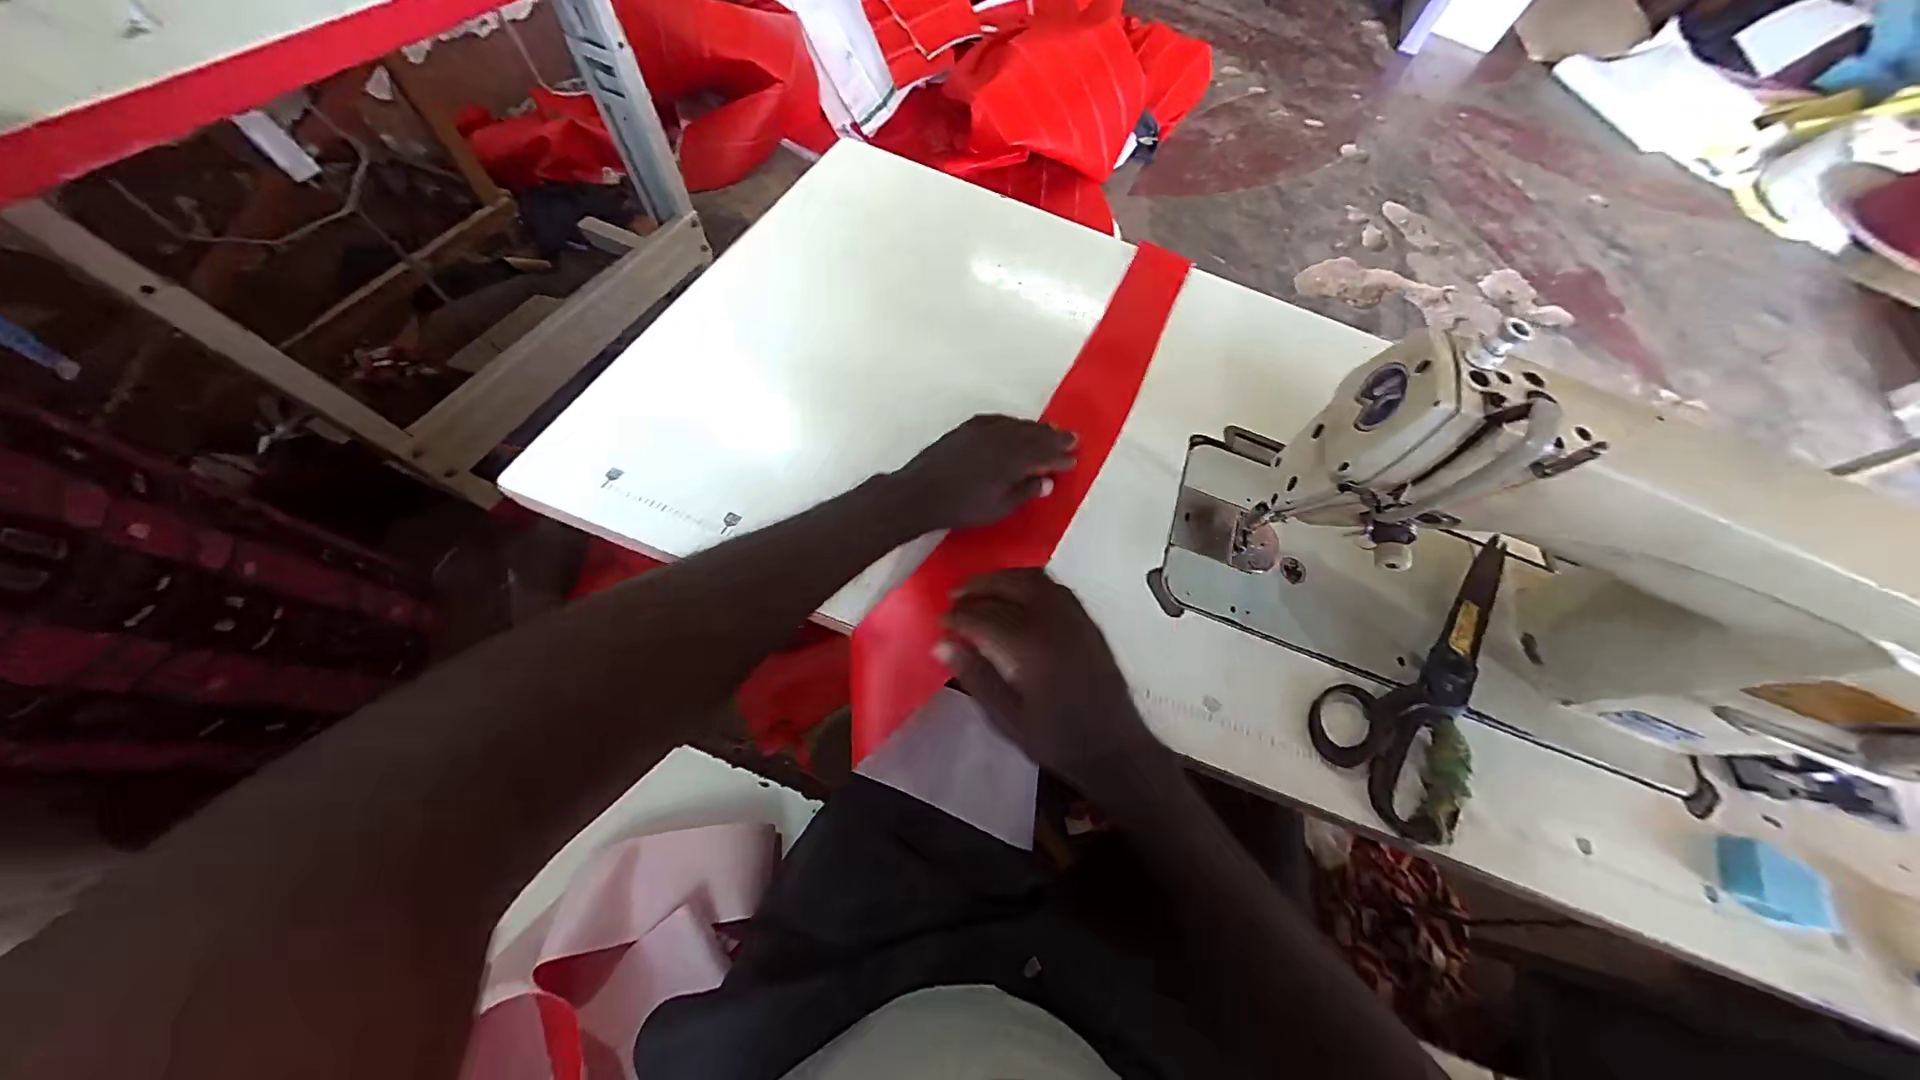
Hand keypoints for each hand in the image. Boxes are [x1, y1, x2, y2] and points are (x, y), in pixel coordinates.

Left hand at [886, 415, 1075, 532]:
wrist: (919, 494)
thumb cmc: (960, 508)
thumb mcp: (998, 508)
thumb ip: (1024, 492)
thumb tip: (1047, 482)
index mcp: (1010, 460)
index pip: (1043, 454)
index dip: (1060, 456)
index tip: (1074, 458)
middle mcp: (999, 440)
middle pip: (1033, 435)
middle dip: (1054, 437)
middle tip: (1072, 438)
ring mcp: (981, 431)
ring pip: (1016, 426)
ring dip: (1035, 428)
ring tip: (1050, 431)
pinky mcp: (966, 429)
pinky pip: (996, 421)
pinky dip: (1011, 423)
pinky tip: (1015, 426)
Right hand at [936, 569, 1176, 806]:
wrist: (1115, 749)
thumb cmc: (1058, 740)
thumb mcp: (1009, 718)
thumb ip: (976, 677)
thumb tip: (942, 645)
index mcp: (1031, 647)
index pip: (985, 617)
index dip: (958, 617)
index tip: (940, 622)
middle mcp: (1055, 623)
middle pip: (1011, 586)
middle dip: (979, 586)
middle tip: (955, 596)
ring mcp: (1076, 618)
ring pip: (1035, 579)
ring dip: (1004, 578)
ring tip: (981, 589)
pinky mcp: (1089, 622)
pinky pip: (1057, 587)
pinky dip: (1030, 582)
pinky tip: (1017, 595)